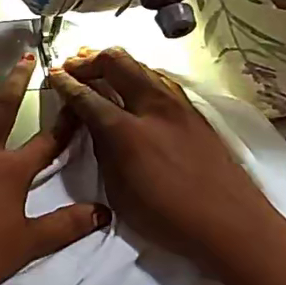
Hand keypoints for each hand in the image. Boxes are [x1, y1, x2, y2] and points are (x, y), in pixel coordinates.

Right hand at [45, 48, 285, 262]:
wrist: (231, 224)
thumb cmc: (169, 217)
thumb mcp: (119, 190)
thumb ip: (104, 151)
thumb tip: (95, 128)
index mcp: (126, 131)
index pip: (87, 95)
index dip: (65, 83)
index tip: (54, 76)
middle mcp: (152, 107)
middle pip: (116, 62)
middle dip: (89, 60)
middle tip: (72, 66)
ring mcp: (177, 105)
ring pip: (140, 65)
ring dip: (114, 63)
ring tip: (97, 68)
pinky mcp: (194, 111)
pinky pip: (158, 79)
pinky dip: (137, 74)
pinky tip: (131, 84)